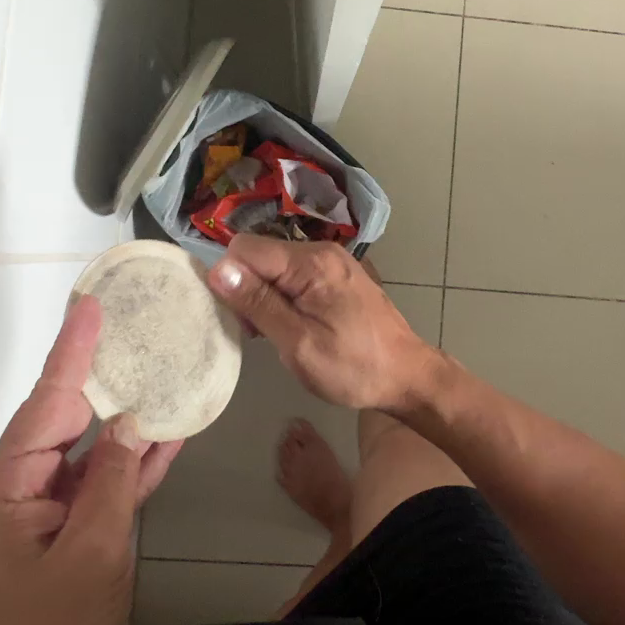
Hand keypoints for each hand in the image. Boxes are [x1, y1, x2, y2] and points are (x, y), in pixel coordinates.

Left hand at [0, 296, 183, 624]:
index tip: (90, 305)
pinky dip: (127, 466)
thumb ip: (114, 481)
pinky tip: (165, 436)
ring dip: (124, 423)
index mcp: (3, 489)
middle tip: (136, 330)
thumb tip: (137, 424)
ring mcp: (37, 511)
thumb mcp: (89, 555)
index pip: (45, 405)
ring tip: (157, 371)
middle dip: (102, 378)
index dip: (73, 352)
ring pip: (86, 451)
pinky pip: (95, 485)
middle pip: (64, 420)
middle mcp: (14, 490)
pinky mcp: (60, 532)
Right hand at [205, 235, 445, 411]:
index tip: (238, 316)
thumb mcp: (299, 342)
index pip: (245, 248)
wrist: (406, 376)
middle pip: (259, 254)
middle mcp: (321, 251)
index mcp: (311, 263)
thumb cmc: (353, 367)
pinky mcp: (337, 275)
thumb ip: (259, 304)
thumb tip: (218, 269)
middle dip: (246, 289)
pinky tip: (292, 325)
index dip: (229, 278)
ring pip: (275, 265)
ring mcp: (332, 261)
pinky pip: (295, 275)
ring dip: (264, 296)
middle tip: (259, 332)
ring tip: (276, 333)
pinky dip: (284, 297)